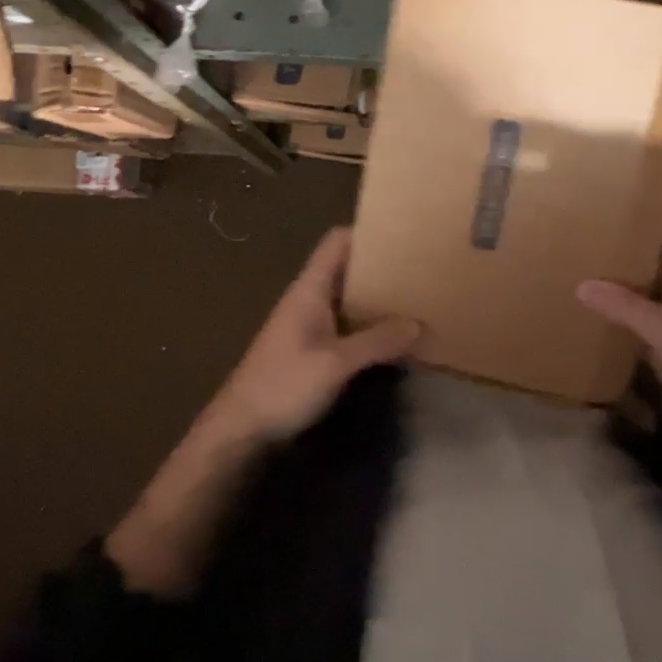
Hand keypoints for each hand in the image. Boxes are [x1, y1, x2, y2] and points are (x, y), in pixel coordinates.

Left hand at [208, 228, 420, 442]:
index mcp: (309, 290)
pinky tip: (393, 336)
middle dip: (379, 267)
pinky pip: (346, 325)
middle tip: (420, 269)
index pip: (336, 243)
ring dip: (376, 298)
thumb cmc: (283, 385)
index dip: (366, 234)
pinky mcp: (312, 350)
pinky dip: (368, 325)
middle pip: (346, 269)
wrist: (241, 428)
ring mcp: (309, 325)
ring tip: (416, 298)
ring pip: (348, 299)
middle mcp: (309, 300)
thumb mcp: (335, 363)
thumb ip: (377, 342)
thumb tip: (418, 323)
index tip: (402, 235)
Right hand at [576, 233, 661, 422]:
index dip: (636, 219)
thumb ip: (623, 306)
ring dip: (632, 281)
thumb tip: (582, 283)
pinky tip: (615, 312)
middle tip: (584, 244)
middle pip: (660, 254)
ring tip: (589, 273)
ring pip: (661, 282)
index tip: (600, 214)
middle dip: (627, 251)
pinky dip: (642, 306)